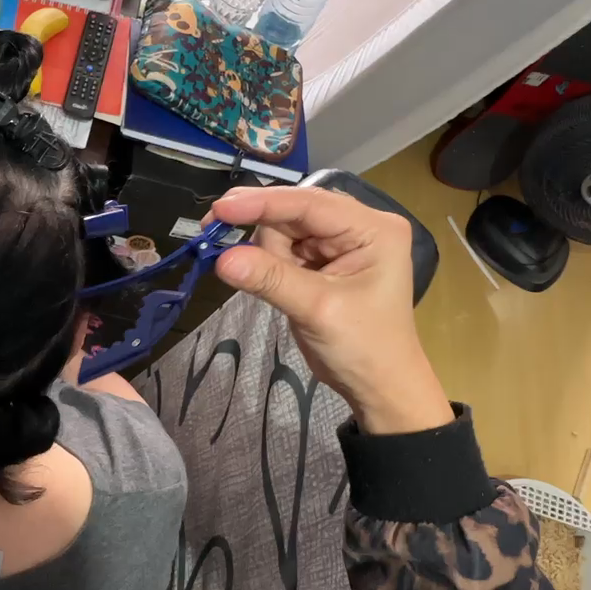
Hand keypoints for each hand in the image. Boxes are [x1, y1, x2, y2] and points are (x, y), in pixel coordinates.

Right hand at [211, 185, 452, 434]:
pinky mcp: (320, 263)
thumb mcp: (316, 309)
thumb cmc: (362, 347)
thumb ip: (270, 279)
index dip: (262, 203)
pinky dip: (264, 261)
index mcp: (372, 229)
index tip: (220, 209)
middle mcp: (356, 227)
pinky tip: (258, 276)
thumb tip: (221, 259)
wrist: (378, 386)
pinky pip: (282, 250)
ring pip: (283, 230)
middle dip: (257, 226)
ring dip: (261, 250)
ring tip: (271, 287)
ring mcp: (338, 244)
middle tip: (212, 235)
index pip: (309, 203)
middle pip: (293, 212)